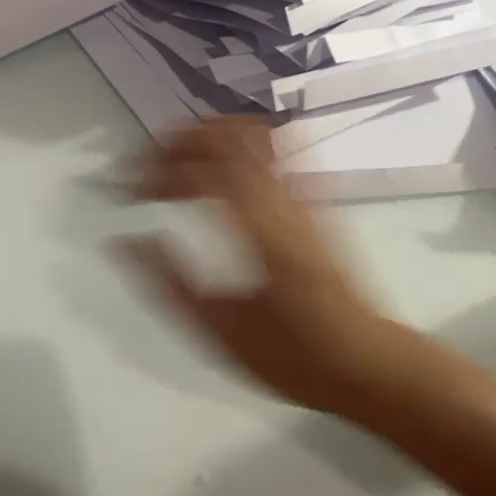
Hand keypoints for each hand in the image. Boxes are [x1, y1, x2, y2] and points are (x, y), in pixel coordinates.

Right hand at [117, 116, 393, 414]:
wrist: (373, 364)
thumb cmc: (297, 357)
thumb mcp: (222, 333)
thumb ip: (169, 282)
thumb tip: (122, 240)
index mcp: (263, 233)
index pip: (202, 174)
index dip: (156, 175)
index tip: (129, 196)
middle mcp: (286, 199)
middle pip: (227, 136)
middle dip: (175, 142)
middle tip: (146, 170)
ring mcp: (305, 192)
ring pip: (251, 132)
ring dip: (204, 137)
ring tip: (175, 163)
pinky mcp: (314, 196)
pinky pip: (270, 147)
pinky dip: (231, 144)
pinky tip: (213, 170)